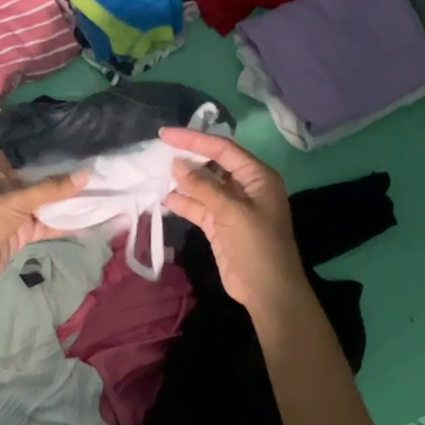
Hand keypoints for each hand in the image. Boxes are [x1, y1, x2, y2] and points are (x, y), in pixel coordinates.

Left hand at [0, 128, 85, 303]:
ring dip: (60, 192)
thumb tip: (86, 174)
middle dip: (48, 159)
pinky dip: (63, 222)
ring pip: (39, 197)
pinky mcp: (20, 231)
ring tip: (91, 175)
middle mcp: (1, 185)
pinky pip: (45, 223)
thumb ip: (51, 189)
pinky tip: (87, 216)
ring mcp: (11, 210)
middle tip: (77, 141)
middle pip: (26, 169)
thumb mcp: (16, 200)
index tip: (26, 112)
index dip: (5, 125)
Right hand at [160, 128, 311, 312]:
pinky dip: (183, 203)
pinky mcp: (221, 227)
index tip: (165, 135)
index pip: (223, 149)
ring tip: (157, 174)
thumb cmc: (257, 245)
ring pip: (204, 187)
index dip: (194, 140)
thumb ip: (202, 186)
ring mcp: (233, 208)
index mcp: (257, 177)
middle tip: (159, 152)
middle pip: (213, 165)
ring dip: (183, 182)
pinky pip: (199, 208)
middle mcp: (246, 188)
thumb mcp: (230, 211)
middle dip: (188, 159)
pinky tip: (164, 198)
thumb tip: (177, 164)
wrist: (267, 290)